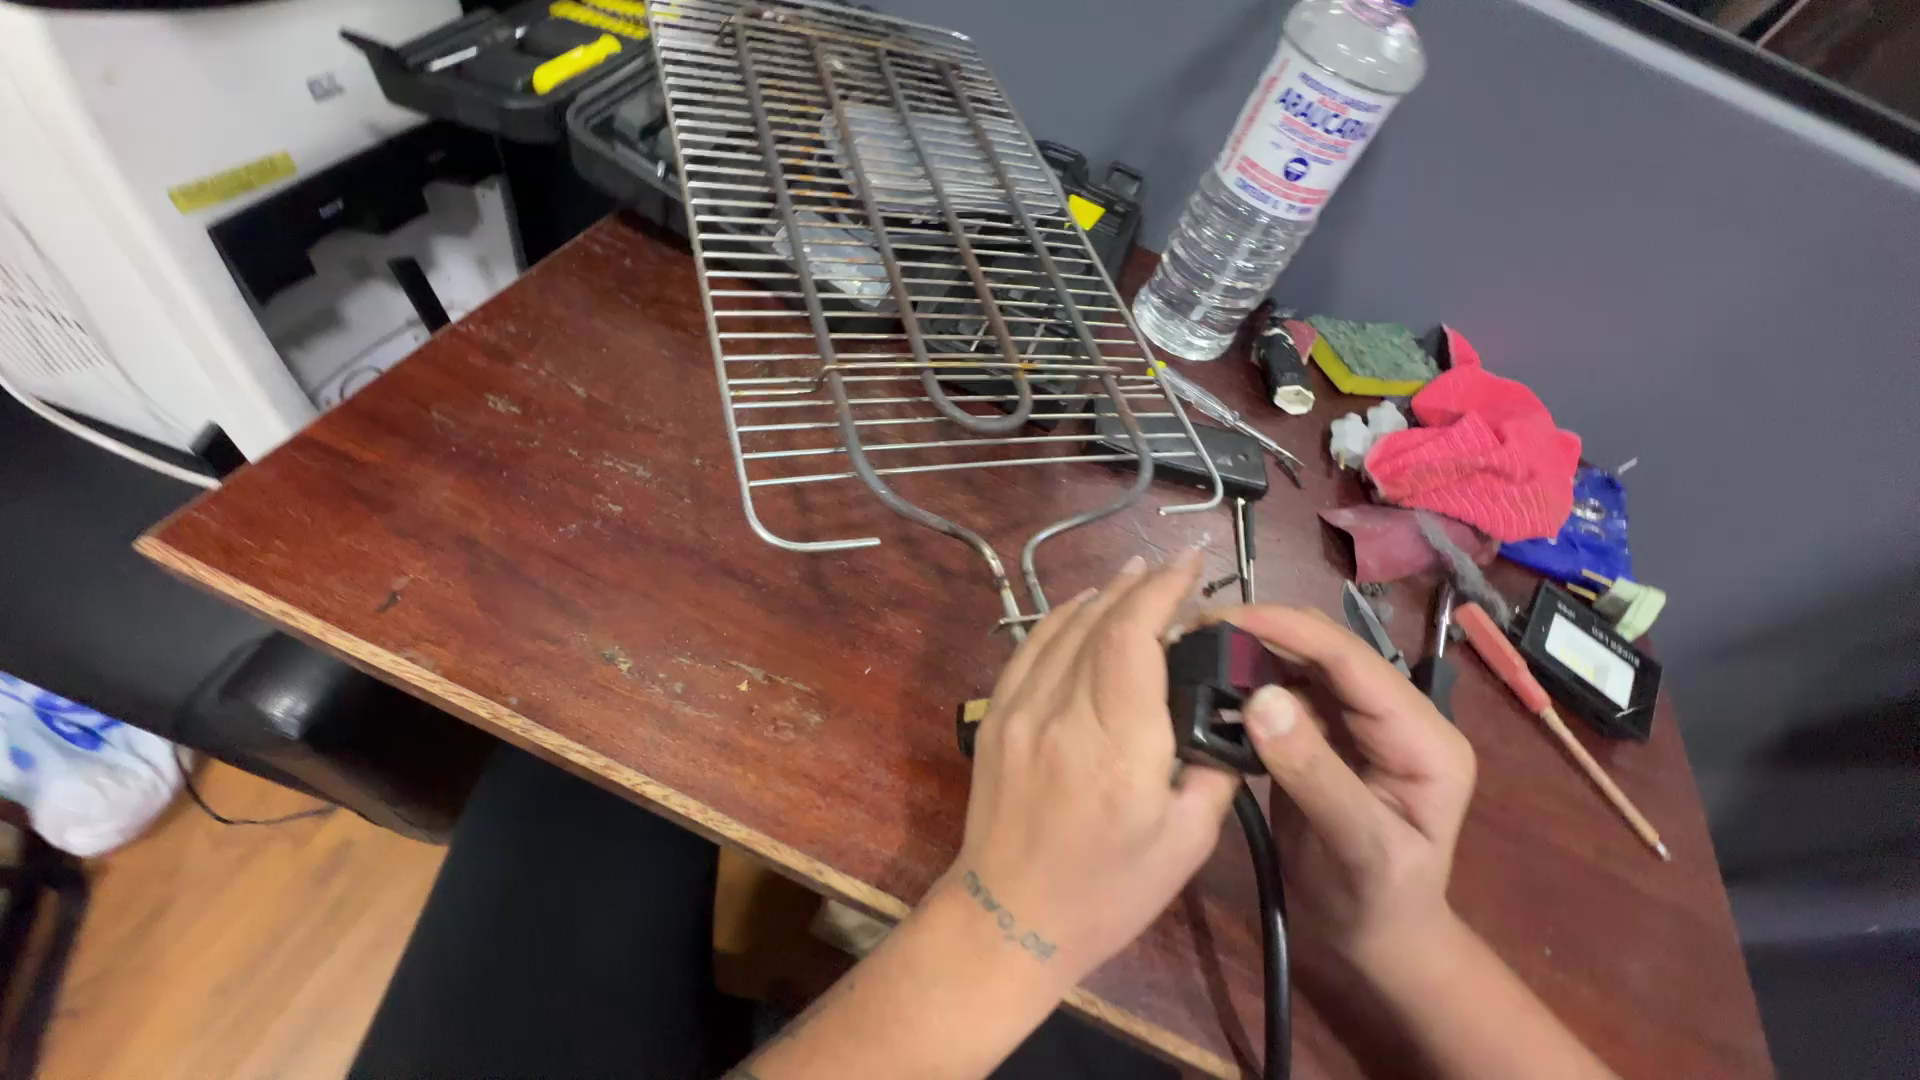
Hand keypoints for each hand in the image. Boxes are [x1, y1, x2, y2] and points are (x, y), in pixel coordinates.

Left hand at [943, 551, 1239, 982]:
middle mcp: (1063, 713)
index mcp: (1119, 745)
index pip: (1136, 638)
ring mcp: (1019, 710)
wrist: (1010, 915)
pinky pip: (1029, 648)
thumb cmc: (1107, 890)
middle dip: (1140, 585)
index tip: (1191, 564)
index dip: (1163, 590)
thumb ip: (1212, 769)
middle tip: (1171, 568)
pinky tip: (1082, 607)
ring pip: (1062, 627)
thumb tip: (1218, 711)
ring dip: (1102, 594)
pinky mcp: (995, 716)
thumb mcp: (1186, 842)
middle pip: (1100, 622)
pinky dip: (1059, 618)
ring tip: (1134, 574)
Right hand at [1225, 606, 1476, 971]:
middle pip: (1328, 651)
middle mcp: (1397, 716)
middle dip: (1265, 632)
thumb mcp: (1357, 847)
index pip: (1354, 662)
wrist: (1377, 938)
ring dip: (1253, 651)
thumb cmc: (1378, 903)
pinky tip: (1212, 681)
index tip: (1222, 618)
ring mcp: (1361, 722)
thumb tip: (1259, 696)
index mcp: (1425, 737)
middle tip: (1196, 632)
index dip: (1289, 631)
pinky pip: (1285, 689)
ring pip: (1303, 662)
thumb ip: (1313, 772)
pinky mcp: (1327, 732)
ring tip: (1197, 647)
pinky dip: (1249, 680)